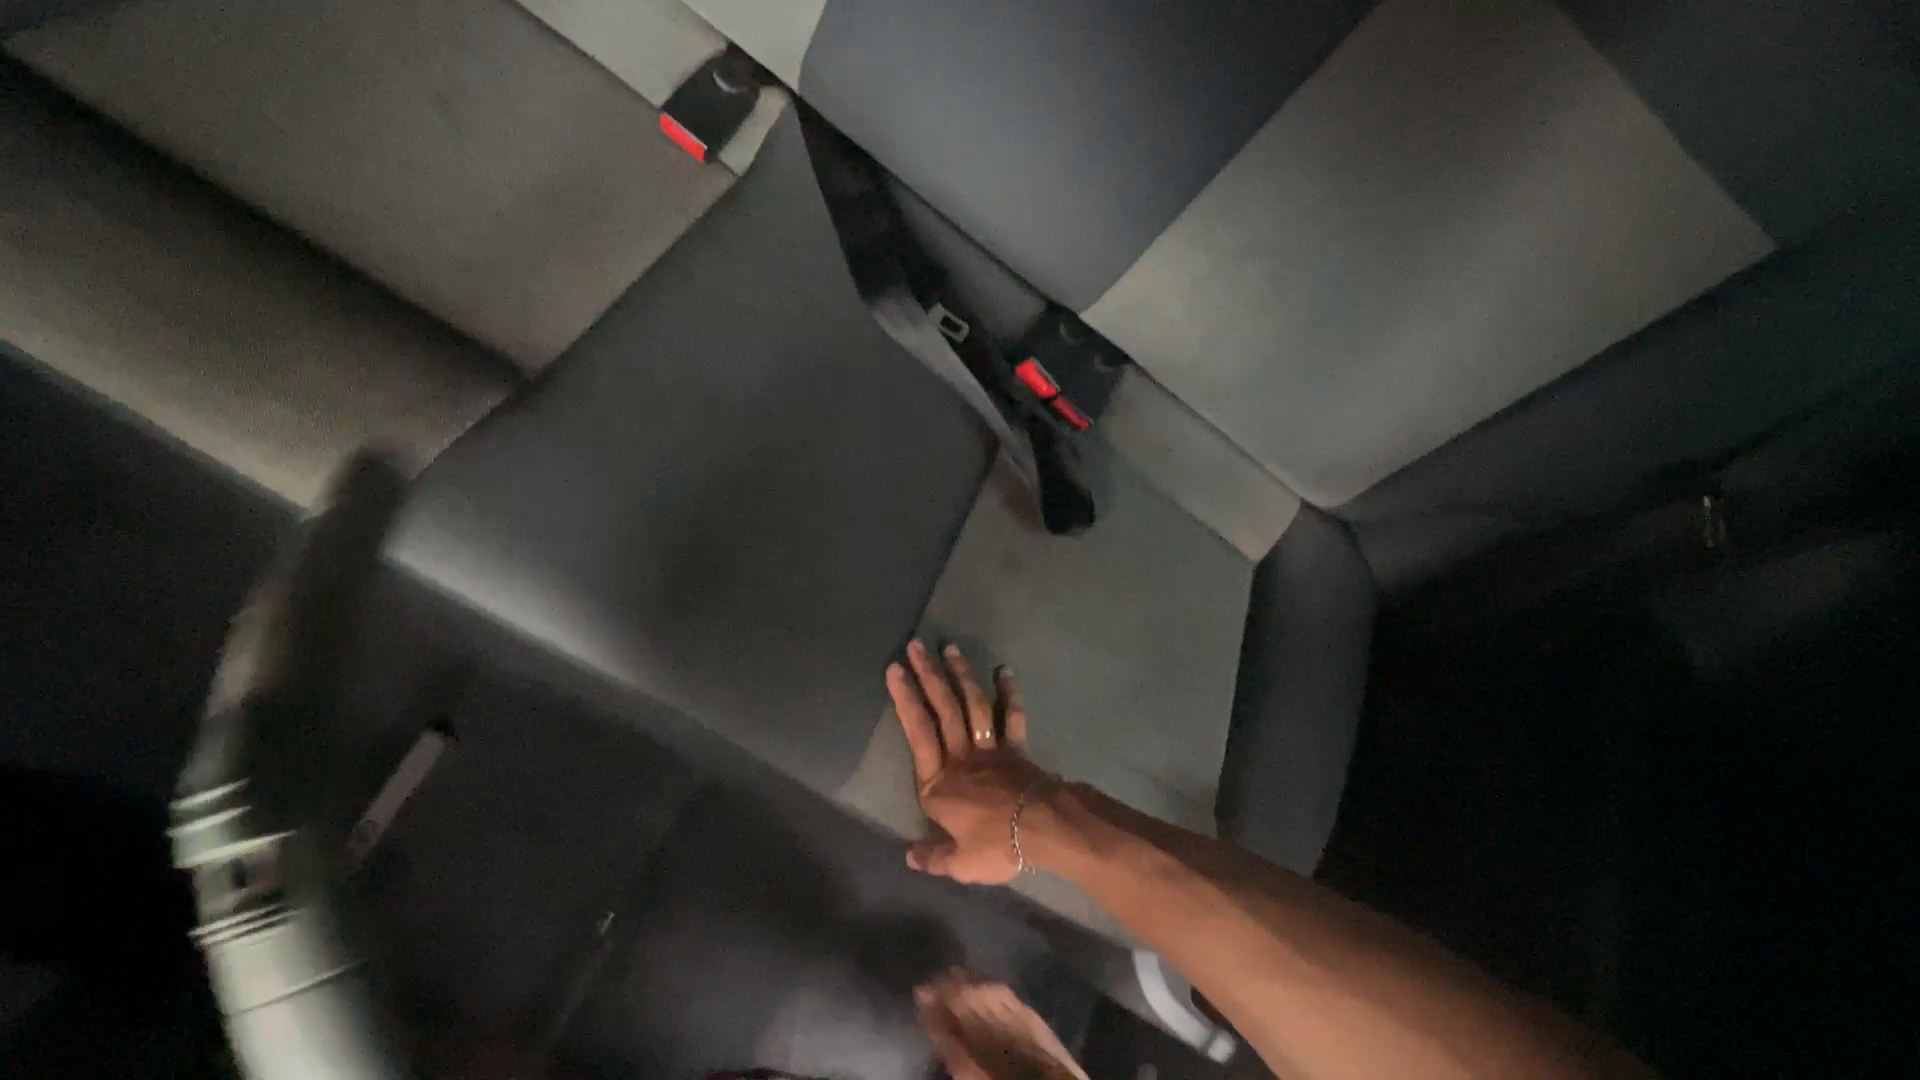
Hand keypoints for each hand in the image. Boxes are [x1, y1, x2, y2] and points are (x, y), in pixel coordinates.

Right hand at [887, 640, 1052, 883]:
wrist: (1043, 829)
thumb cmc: (996, 844)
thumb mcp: (959, 863)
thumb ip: (933, 857)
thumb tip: (909, 856)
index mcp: (938, 783)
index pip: (917, 732)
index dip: (905, 699)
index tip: (894, 669)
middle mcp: (960, 757)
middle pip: (942, 709)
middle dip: (928, 675)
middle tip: (916, 645)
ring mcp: (990, 749)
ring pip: (972, 704)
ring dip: (961, 675)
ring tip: (949, 648)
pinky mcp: (1016, 749)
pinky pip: (1011, 717)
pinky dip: (1009, 694)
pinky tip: (1004, 670)